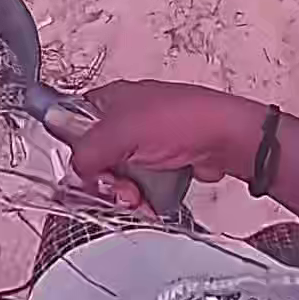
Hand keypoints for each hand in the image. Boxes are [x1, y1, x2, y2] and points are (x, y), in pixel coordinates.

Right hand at [68, 80, 266, 205]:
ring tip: (137, 195)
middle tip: (117, 186)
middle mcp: (125, 117)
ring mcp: (143, 140)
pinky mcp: (159, 161)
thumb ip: (87, 151)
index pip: (72, 123)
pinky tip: (149, 200)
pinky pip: (137, 184)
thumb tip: (73, 167)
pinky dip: (141, 195)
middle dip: (103, 179)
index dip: (74, 149)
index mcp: (111, 99)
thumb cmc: (184, 121)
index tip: (84, 169)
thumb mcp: (122, 133)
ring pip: (115, 175)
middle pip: (93, 156)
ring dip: (123, 192)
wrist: (226, 140)